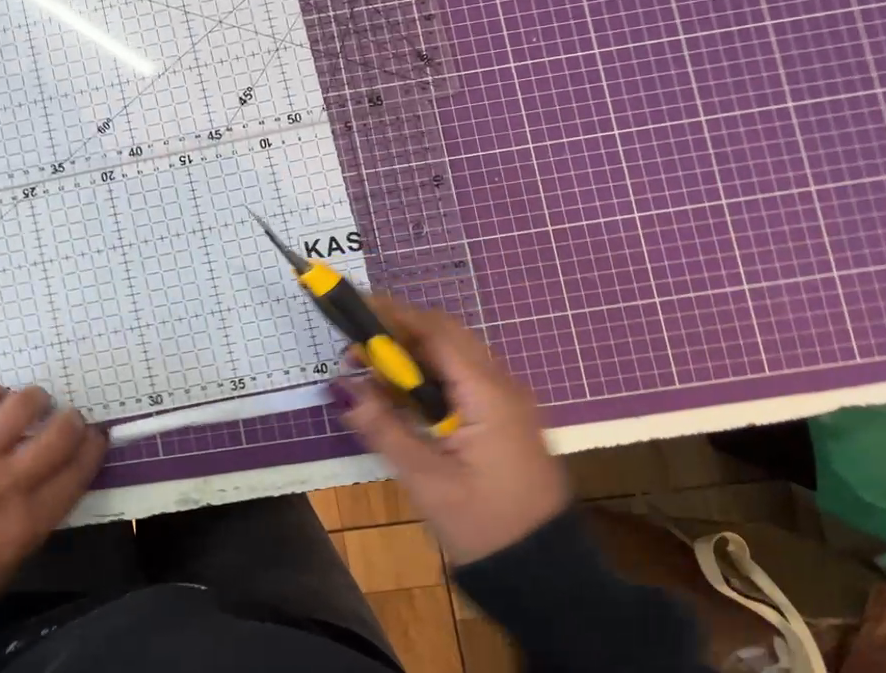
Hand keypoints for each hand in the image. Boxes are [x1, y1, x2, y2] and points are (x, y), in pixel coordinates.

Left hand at [0, 384, 108, 607]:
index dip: (93, 449)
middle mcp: (4, 485)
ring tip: (35, 404)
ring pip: (20, 406)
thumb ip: (37, 518)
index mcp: (26, 524)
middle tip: (69, 419)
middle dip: (72, 422)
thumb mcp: (11, 563)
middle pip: (57, 436)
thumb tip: (56, 475)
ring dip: (36, 400)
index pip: (76, 473)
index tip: (96, 436)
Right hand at [335, 300, 569, 564]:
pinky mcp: (505, 417)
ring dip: (412, 351)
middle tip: (355, 346)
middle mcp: (504, 386)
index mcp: (488, 395)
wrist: (544, 573)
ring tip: (371, 370)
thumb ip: (383, 427)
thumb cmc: (483, 524)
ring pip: (455, 352)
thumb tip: (341, 386)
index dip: (392, 315)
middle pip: (446, 334)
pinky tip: (401, 394)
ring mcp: (509, 401)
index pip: (436, 332)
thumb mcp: (425, 478)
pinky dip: (429, 372)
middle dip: (398, 330)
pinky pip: (463, 375)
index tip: (351, 311)